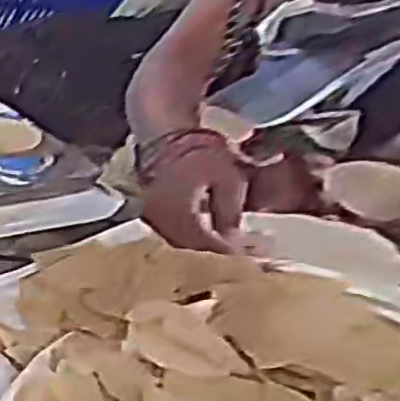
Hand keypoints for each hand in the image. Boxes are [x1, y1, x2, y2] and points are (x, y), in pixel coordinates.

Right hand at [140, 137, 252, 252]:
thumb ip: (230, 212)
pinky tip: (204, 237)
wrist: (168, 143)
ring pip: (178, 244)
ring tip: (223, 248)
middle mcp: (162, 223)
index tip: (247, 257)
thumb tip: (233, 237)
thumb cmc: (202, 157)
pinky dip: (189, 239)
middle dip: (214, 253)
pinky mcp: (152, 216)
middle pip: (188, 248)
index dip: (226, 252)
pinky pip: (171, 235)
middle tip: (238, 255)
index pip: (205, 243)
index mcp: (181, 217)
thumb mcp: (229, 181)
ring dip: (200, 248)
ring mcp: (153, 221)